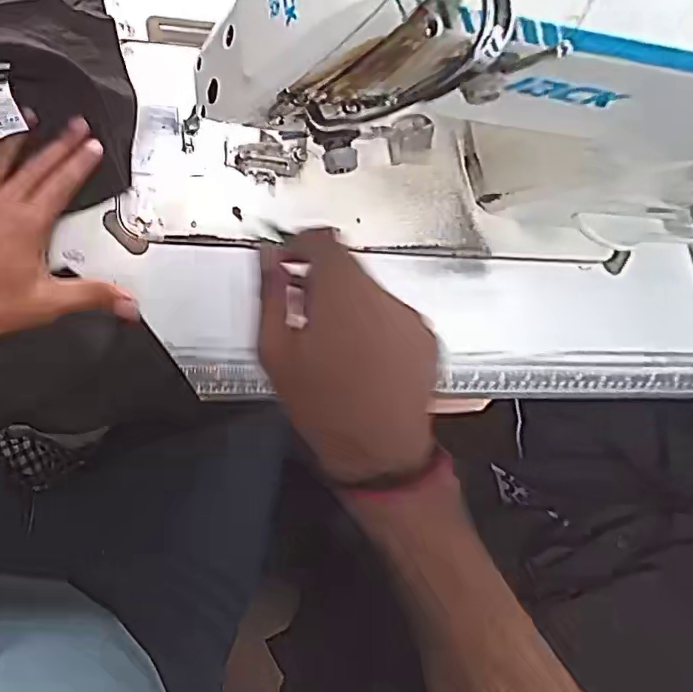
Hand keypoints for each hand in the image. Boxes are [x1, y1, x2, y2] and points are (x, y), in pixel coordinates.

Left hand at [0, 116, 139, 377]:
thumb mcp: (44, 304)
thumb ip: (90, 295)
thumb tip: (123, 300)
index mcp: (29, 223)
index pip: (63, 182)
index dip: (82, 161)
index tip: (92, 146)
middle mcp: (2, 202)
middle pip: (39, 163)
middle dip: (61, 141)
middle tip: (75, 124)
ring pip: (2, 155)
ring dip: (20, 133)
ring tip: (32, 116)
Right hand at [256, 229, 439, 482]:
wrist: (378, 452)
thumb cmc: (323, 406)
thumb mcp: (275, 349)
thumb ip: (270, 295)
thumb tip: (269, 261)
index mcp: (341, 296)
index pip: (324, 240)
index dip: (298, 243)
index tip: (285, 257)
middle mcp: (382, 299)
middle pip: (347, 262)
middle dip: (318, 275)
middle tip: (297, 301)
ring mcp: (408, 317)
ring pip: (367, 286)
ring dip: (343, 297)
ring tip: (324, 334)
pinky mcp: (424, 336)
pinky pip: (388, 310)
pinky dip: (367, 318)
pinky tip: (352, 350)